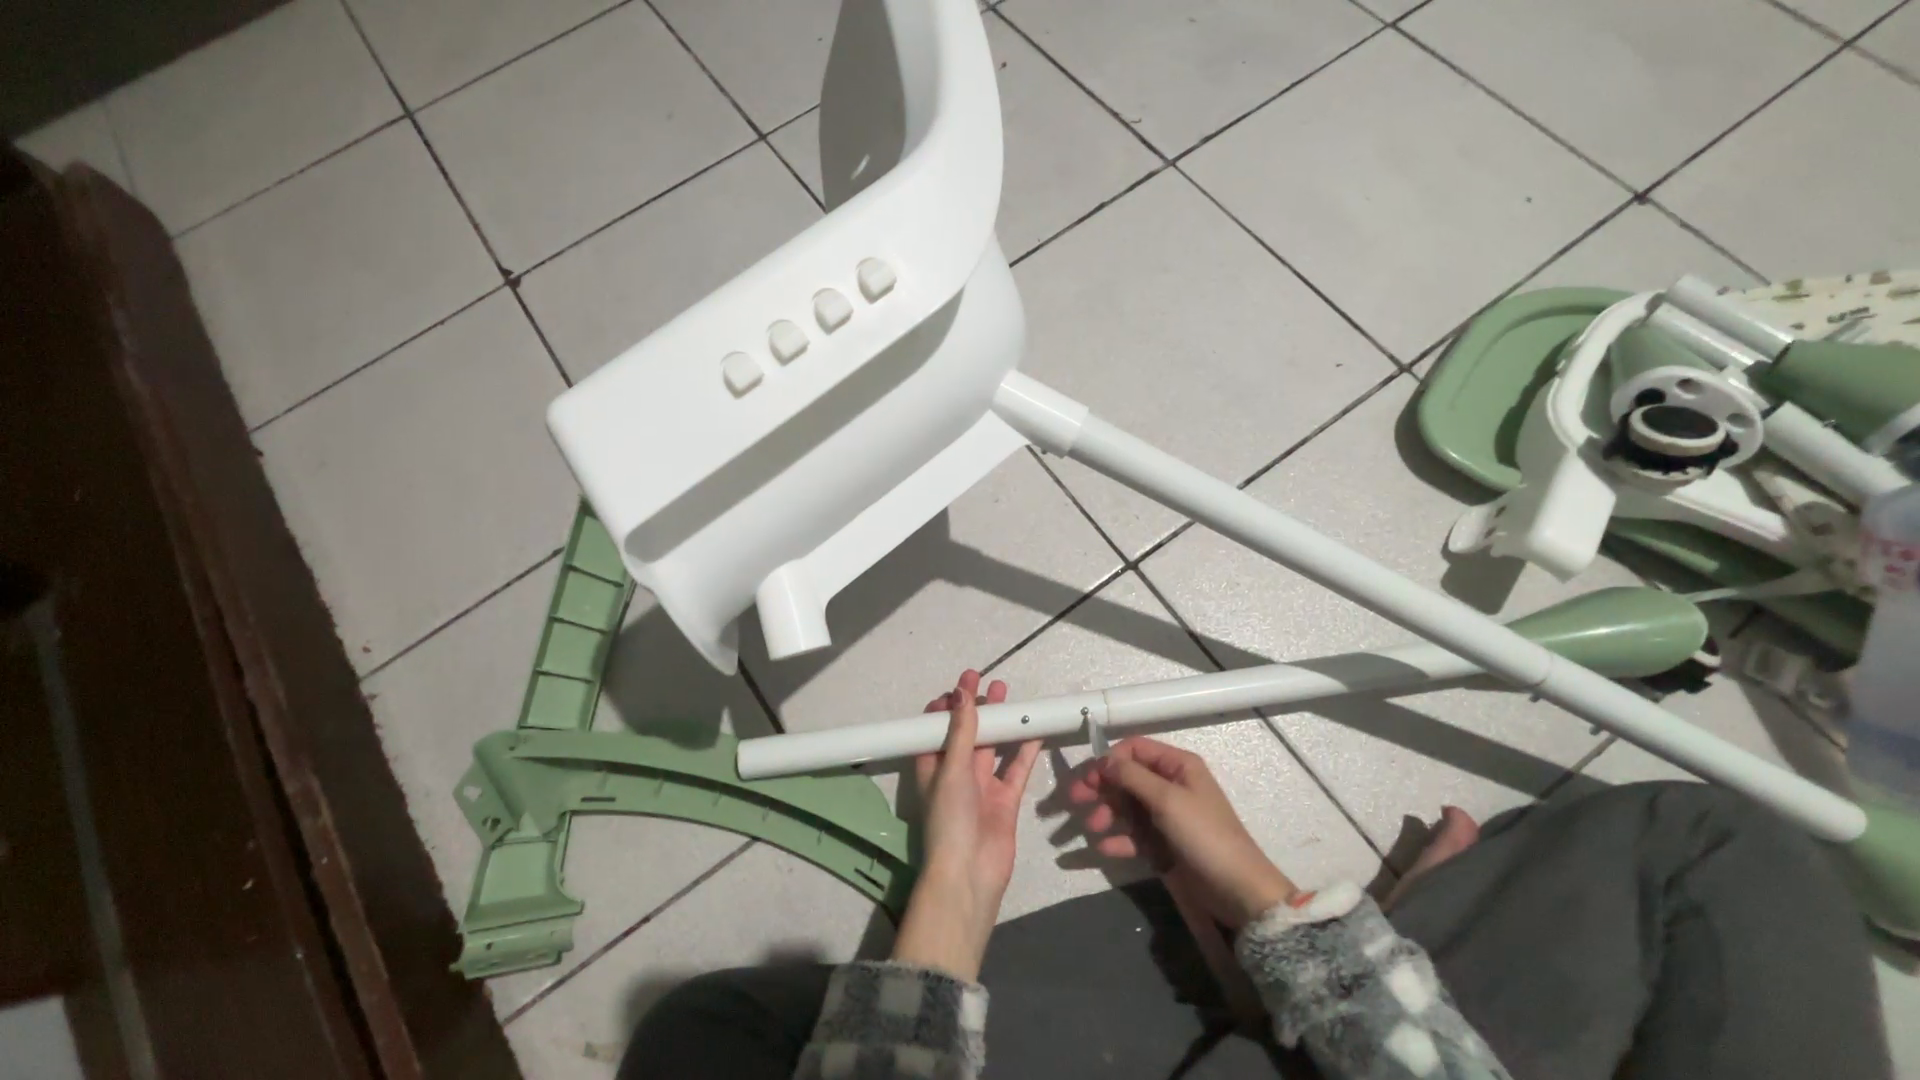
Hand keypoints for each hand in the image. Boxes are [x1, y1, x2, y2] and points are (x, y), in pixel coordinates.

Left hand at [890, 670, 1040, 980]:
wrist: (970, 872)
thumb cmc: (950, 818)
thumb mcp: (951, 769)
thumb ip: (960, 730)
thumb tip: (960, 691)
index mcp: (932, 767)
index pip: (937, 729)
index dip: (948, 706)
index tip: (964, 682)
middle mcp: (956, 774)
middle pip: (967, 734)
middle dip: (978, 708)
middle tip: (992, 683)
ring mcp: (982, 787)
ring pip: (993, 748)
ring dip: (1000, 724)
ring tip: (1010, 696)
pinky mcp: (1005, 800)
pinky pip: (1016, 768)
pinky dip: (1024, 749)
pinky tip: (1033, 728)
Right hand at [1067, 737, 1297, 929]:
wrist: (1236, 889)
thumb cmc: (1204, 835)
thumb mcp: (1167, 800)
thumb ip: (1132, 776)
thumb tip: (1103, 760)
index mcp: (1178, 766)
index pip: (1134, 749)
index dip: (1109, 760)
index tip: (1088, 779)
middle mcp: (1171, 785)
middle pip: (1126, 777)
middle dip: (1100, 787)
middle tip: (1074, 800)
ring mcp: (1167, 815)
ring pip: (1127, 806)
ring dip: (1106, 813)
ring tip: (1092, 828)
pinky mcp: (1164, 843)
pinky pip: (1134, 835)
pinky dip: (1118, 839)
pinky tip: (1104, 849)